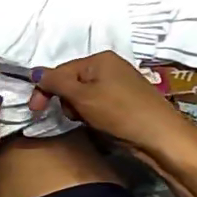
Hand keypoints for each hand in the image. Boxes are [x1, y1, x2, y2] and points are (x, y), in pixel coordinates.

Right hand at [29, 52, 196, 163]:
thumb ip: (56, 82)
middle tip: (73, 117)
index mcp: (99, 59)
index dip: (44, 90)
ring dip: (78, 110)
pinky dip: (92, 113)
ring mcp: (120, 83)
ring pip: (83, 95)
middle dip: (65, 101)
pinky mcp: (126, 100)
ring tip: (88, 122)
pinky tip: (99, 124)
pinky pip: (97, 102)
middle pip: (71, 82)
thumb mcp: (82, 97)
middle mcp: (110, 66)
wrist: (161, 136)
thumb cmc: (119, 113)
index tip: (35, 111)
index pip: (60, 71)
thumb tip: (35, 72)